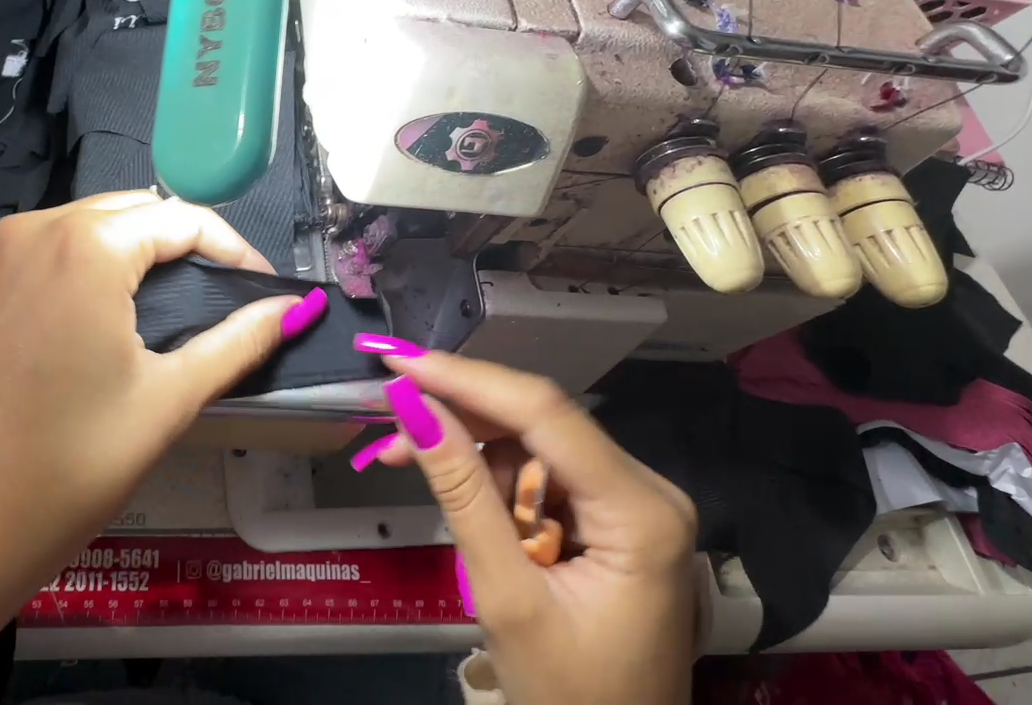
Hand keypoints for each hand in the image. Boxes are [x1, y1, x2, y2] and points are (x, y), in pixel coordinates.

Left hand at [0, 191, 322, 698]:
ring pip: (72, 228)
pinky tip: (73, 323)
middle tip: (209, 294)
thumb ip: (238, 342)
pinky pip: (24, 254)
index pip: (179, 218)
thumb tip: (293, 308)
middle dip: (175, 243)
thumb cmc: (65, 471)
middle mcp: (26, 229)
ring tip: (146, 308)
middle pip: (124, 212)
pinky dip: (63, 270)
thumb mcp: (166, 402)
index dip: (230, 247)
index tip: (259, 284)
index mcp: (84, 248)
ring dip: (119, 253)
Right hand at [371, 352, 697, 704]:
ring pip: (530, 441)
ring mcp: (629, 501)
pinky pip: (537, 471)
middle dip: (457, 412)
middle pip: (538, 420)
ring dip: (466, 445)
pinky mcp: (608, 516)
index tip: (397, 360)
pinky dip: (487, 475)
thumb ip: (461, 494)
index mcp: (639, 511)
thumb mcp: (505, 596)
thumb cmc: (569, 698)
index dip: (464, 378)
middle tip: (386, 409)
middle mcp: (645, 489)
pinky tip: (450, 482)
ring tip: (399, 452)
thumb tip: (412, 408)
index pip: (543, 412)